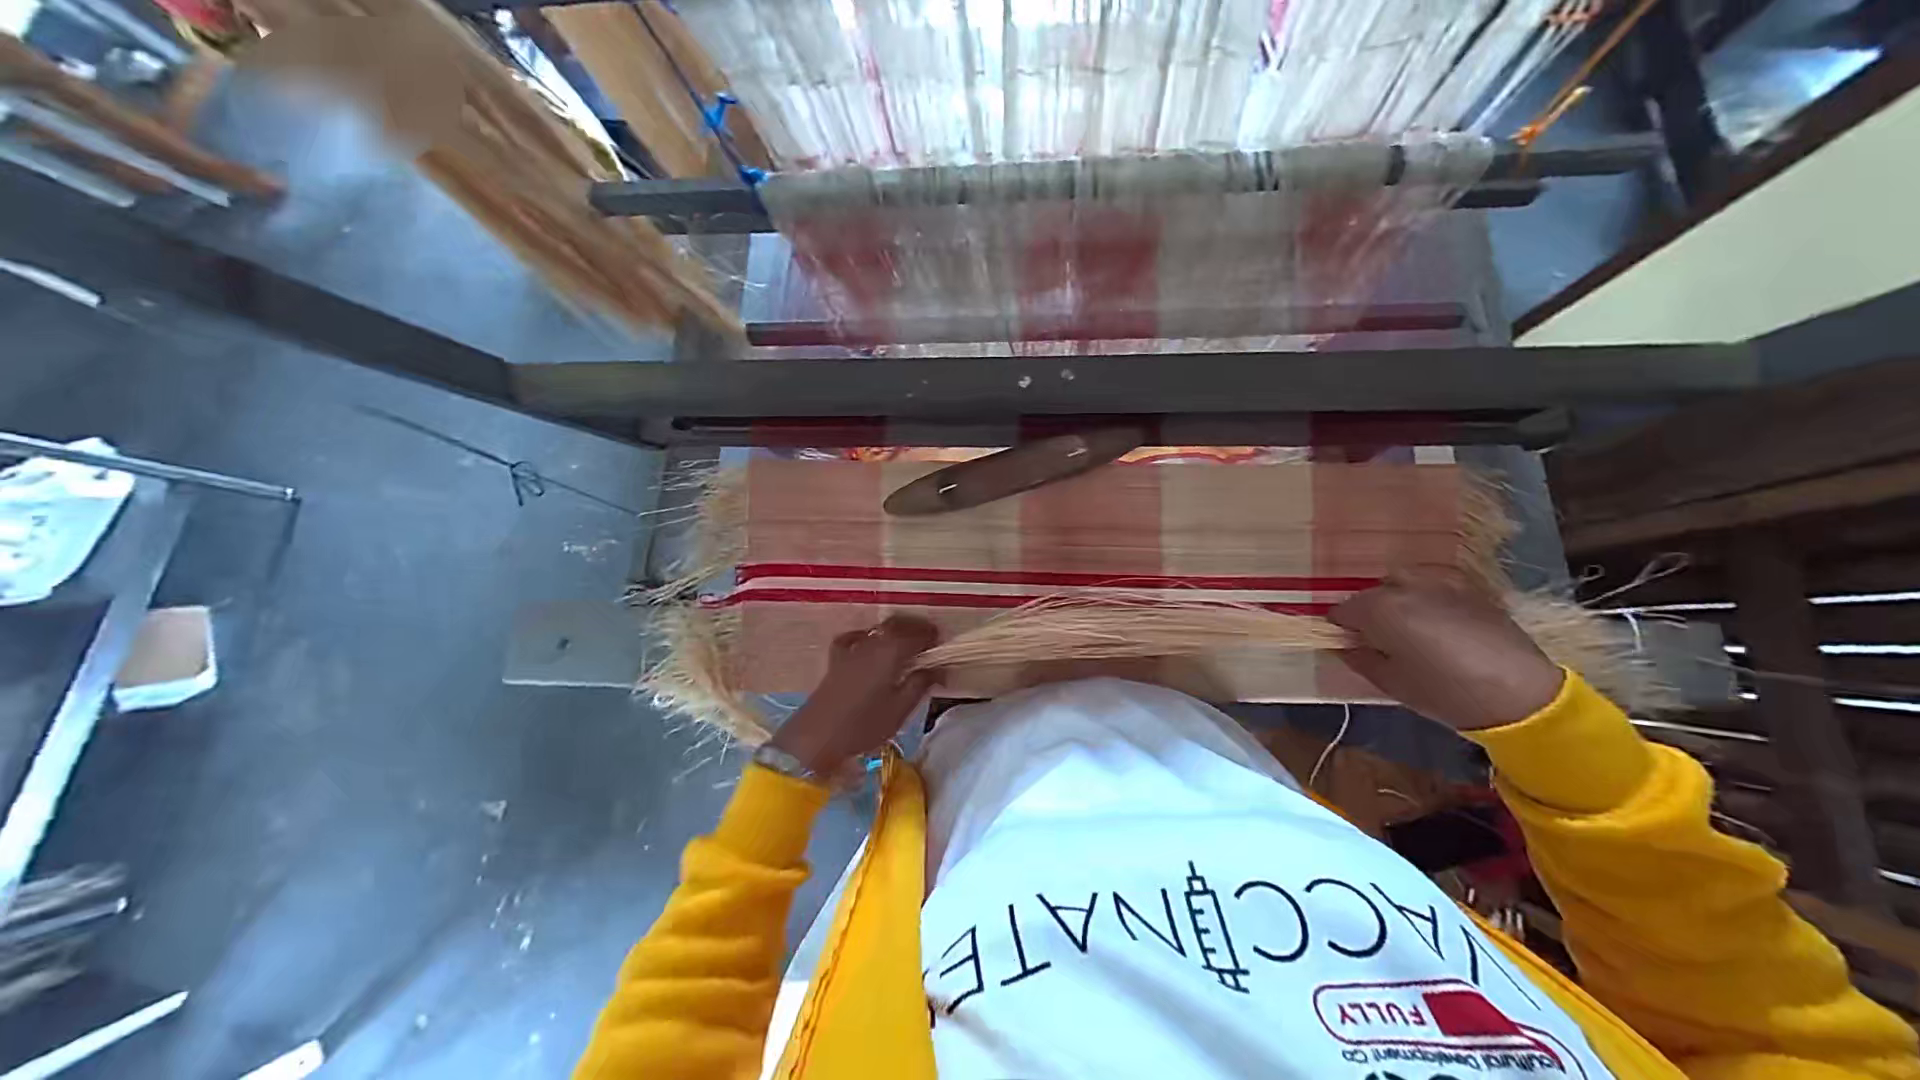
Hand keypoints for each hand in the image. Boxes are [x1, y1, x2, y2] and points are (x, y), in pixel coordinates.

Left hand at [768, 616, 939, 774]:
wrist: (817, 737)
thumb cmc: (863, 726)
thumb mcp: (900, 709)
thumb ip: (920, 684)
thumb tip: (939, 669)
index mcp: (891, 653)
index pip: (916, 634)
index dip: (930, 634)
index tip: (941, 641)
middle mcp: (871, 644)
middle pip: (896, 626)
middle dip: (914, 628)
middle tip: (928, 640)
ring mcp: (851, 650)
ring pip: (877, 630)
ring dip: (894, 631)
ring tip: (906, 642)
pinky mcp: (836, 660)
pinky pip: (854, 638)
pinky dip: (865, 636)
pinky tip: (868, 643)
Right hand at [1329, 570, 1563, 731]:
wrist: (1521, 694)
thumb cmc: (1445, 692)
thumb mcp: (1390, 682)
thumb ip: (1358, 658)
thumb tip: (1344, 645)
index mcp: (1379, 609)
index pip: (1341, 610)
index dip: (1341, 628)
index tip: (1350, 645)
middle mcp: (1405, 588)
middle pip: (1371, 594)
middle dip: (1369, 613)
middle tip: (1380, 641)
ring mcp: (1439, 584)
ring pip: (1401, 583)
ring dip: (1395, 600)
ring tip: (1408, 628)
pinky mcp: (1469, 590)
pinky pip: (1433, 587)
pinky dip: (1425, 600)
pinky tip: (1439, 627)